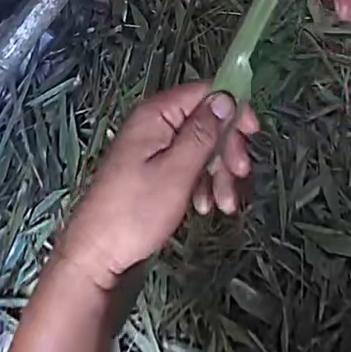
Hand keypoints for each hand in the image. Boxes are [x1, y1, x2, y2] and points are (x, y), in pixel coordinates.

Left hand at [55, 82, 261, 289]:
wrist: (97, 259)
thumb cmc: (136, 212)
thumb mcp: (177, 171)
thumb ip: (203, 132)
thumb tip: (226, 97)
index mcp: (157, 113)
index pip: (205, 92)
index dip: (233, 109)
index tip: (253, 134)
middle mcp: (157, 123)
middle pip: (207, 120)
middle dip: (227, 148)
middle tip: (240, 175)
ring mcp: (155, 148)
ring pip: (202, 146)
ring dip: (219, 171)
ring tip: (225, 204)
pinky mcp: (156, 172)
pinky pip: (189, 166)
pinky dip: (204, 183)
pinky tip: (205, 206)